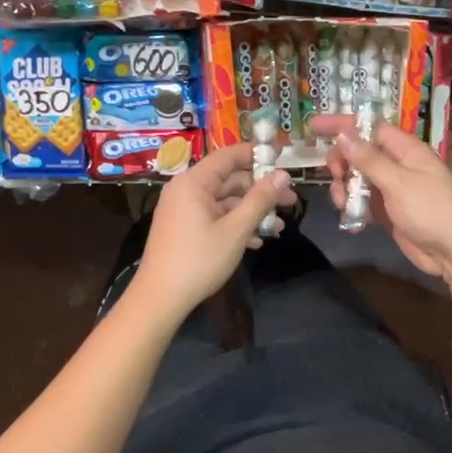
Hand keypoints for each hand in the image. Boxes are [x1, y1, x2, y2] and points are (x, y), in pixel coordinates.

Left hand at [131, 142, 295, 314]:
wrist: (161, 297)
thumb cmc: (199, 260)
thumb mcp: (235, 230)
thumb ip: (260, 200)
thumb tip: (282, 174)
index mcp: (194, 182)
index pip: (229, 155)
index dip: (257, 155)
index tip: (283, 160)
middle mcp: (185, 189)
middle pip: (229, 180)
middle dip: (260, 191)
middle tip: (290, 201)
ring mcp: (182, 210)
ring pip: (223, 201)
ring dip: (251, 212)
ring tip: (278, 227)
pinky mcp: (183, 228)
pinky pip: (213, 217)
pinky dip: (234, 224)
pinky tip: (255, 242)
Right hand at [310, 115, 451, 279]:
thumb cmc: (431, 211)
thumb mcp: (399, 183)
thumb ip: (369, 160)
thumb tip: (344, 135)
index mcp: (406, 150)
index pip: (370, 129)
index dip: (343, 126)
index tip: (314, 126)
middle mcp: (398, 166)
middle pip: (360, 154)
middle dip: (342, 164)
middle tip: (335, 178)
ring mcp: (392, 190)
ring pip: (358, 180)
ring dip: (345, 189)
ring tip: (344, 205)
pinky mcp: (388, 212)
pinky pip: (363, 203)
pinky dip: (354, 208)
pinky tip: (351, 220)